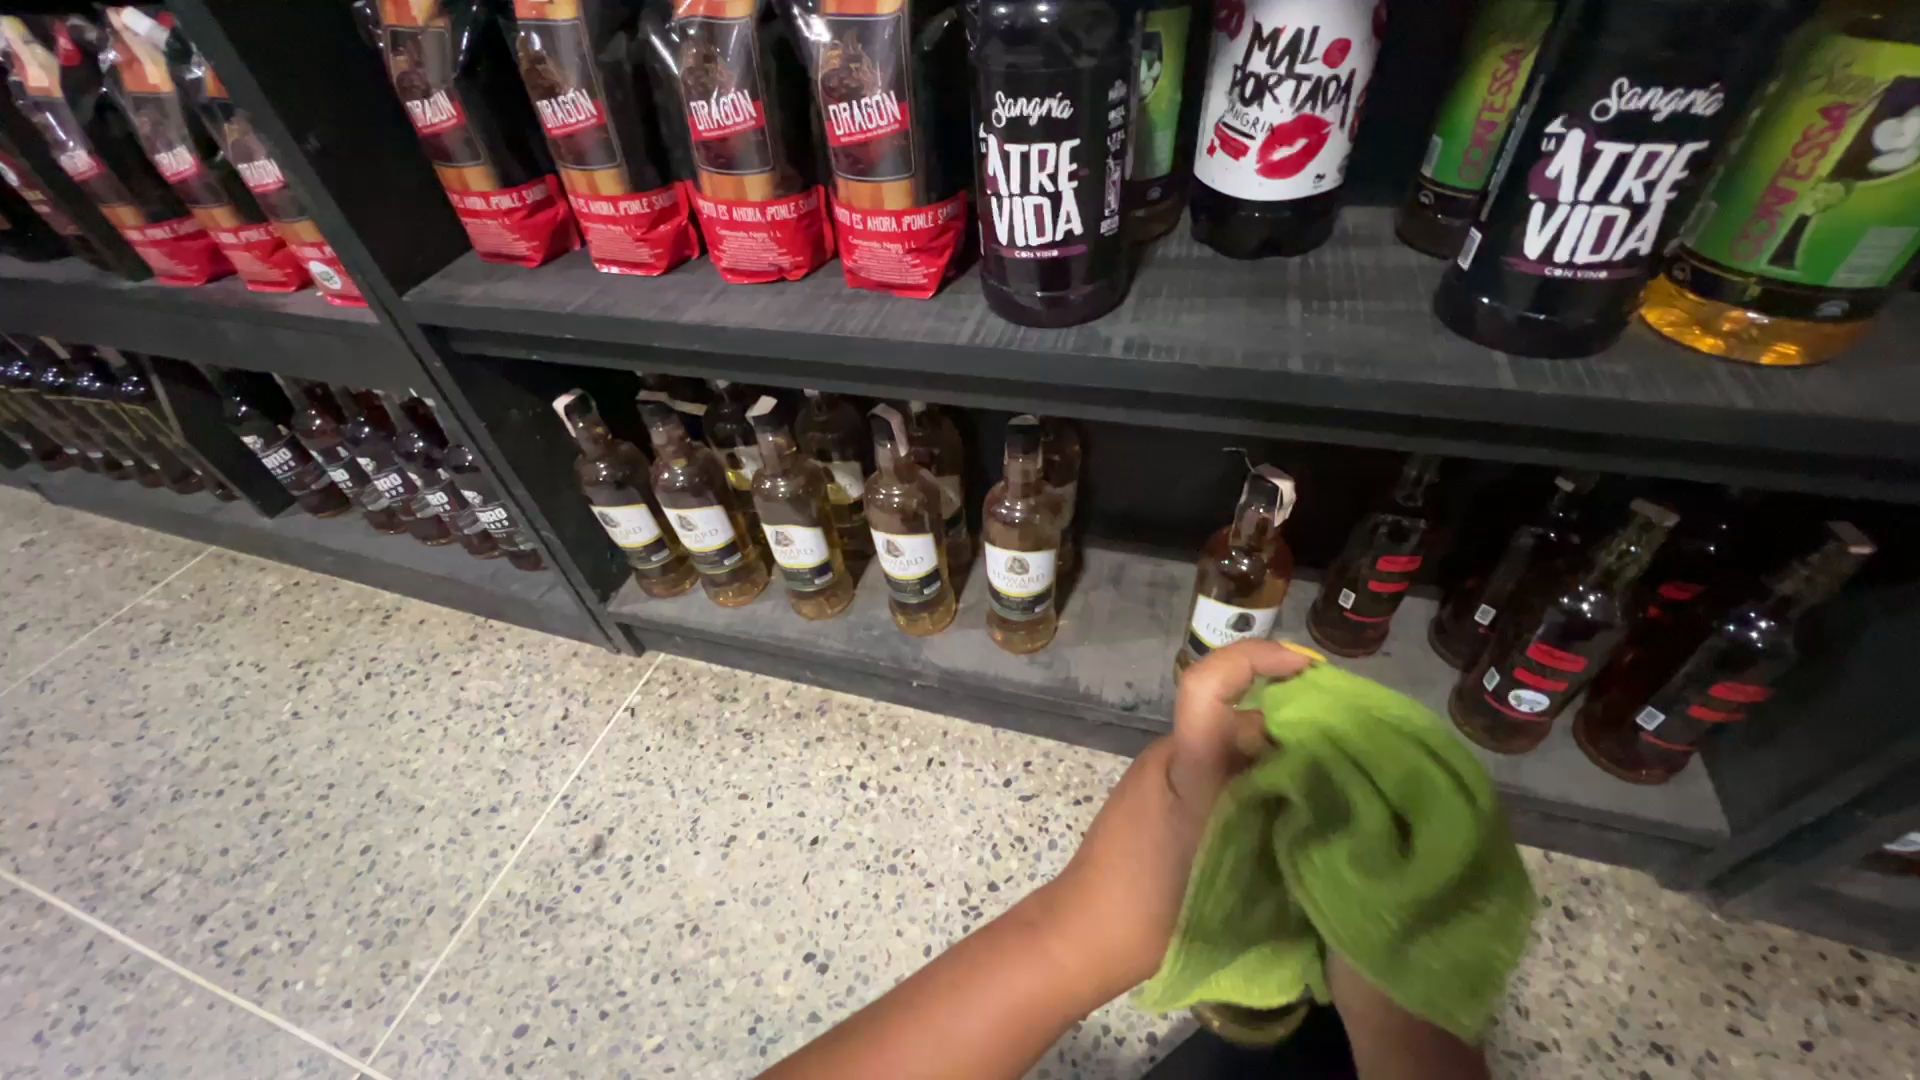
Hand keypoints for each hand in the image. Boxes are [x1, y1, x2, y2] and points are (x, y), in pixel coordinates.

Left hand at [1036, 640, 1313, 1002]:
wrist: (1089, 929)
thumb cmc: (1156, 909)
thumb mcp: (1234, 878)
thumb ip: (1279, 829)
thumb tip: (1323, 795)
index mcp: (1188, 764)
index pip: (1206, 684)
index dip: (1254, 659)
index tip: (1307, 668)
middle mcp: (1175, 756)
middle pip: (1238, 717)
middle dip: (1294, 724)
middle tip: (1356, 756)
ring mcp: (1165, 773)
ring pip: (1231, 747)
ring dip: (1277, 758)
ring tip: (1337, 792)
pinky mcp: (1162, 794)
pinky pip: (1216, 771)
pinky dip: (1254, 781)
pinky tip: (1290, 819)